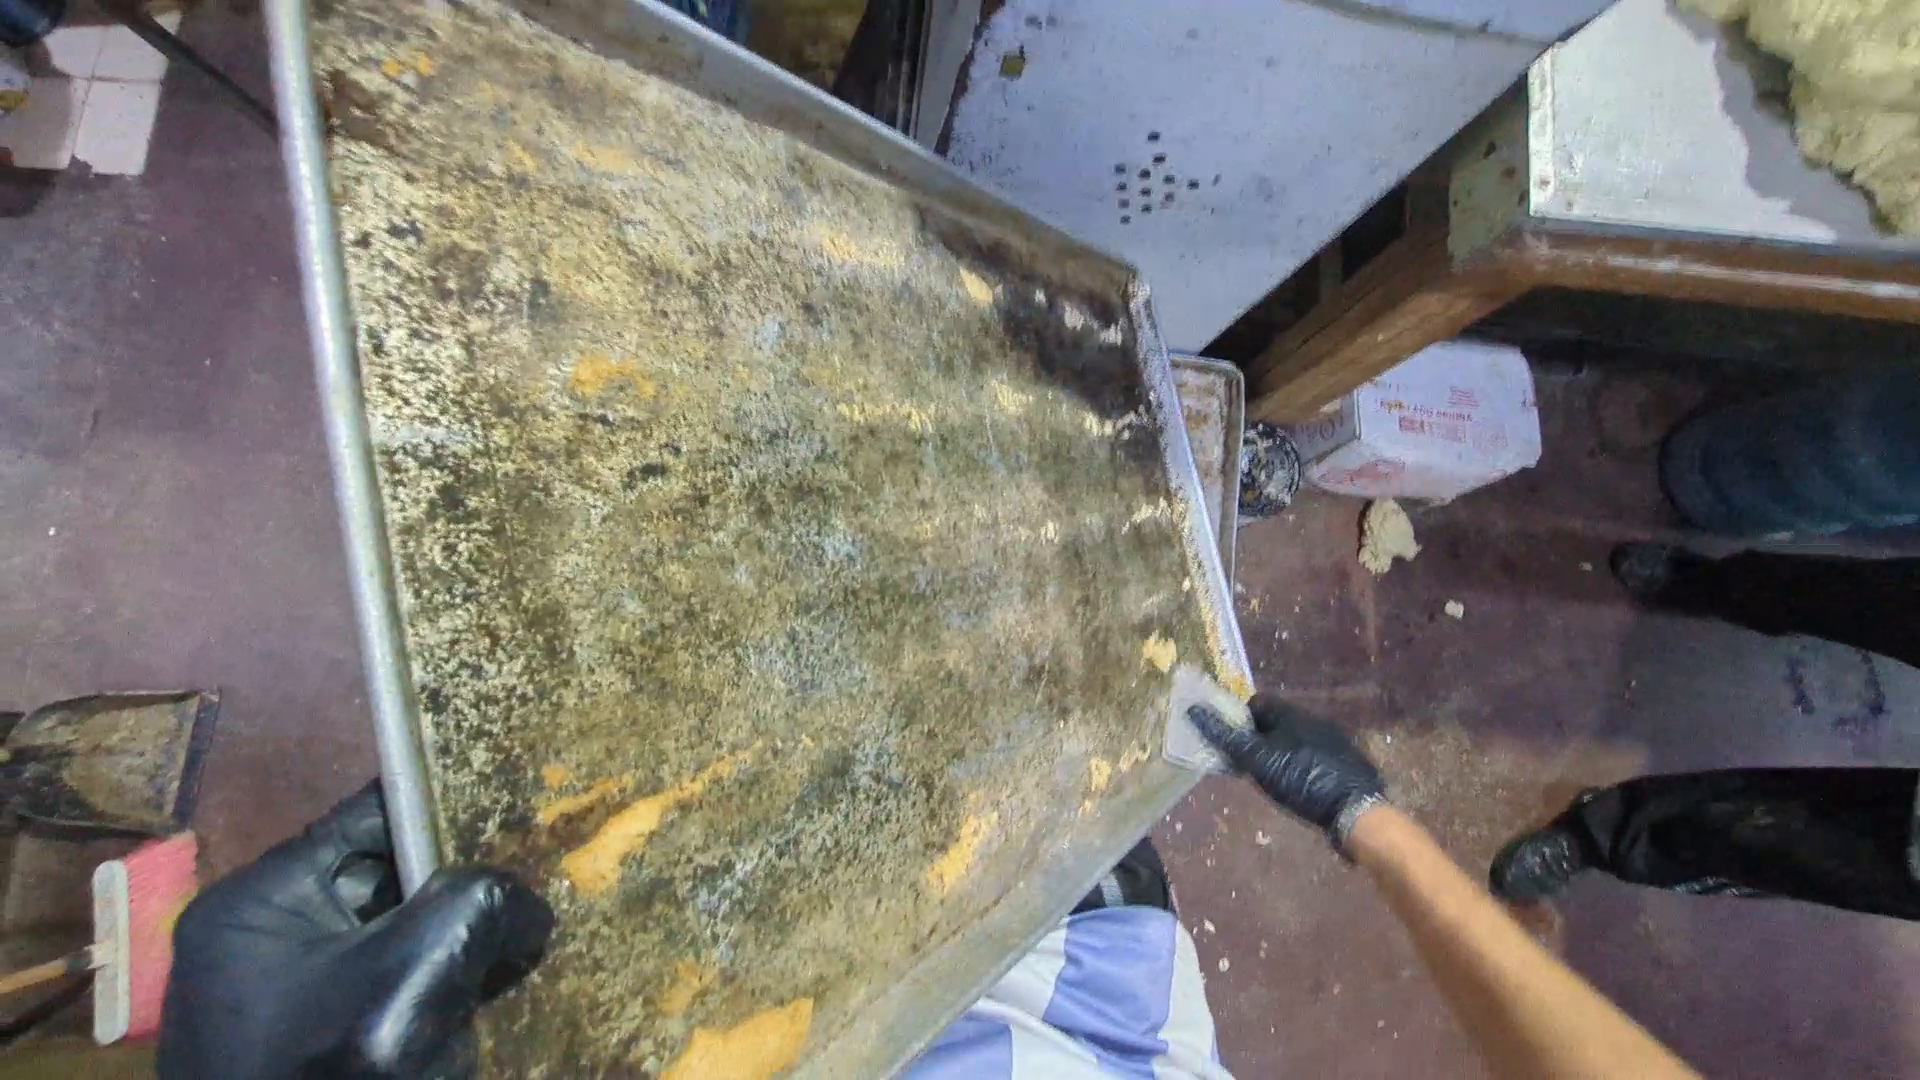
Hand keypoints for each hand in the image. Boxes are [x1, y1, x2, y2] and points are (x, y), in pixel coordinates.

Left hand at [159, 783, 554, 1079]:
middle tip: (544, 862)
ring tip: (535, 916)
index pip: (378, 812)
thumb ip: (485, 902)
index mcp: (265, 901)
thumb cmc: (329, 1074)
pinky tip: (507, 969)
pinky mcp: (332, 1028)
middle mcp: (275, 932)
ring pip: (412, 921)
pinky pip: (409, 971)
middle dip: (471, 869)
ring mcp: (301, 986)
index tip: (527, 799)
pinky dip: (457, 968)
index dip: (454, 801)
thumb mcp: (417, 968)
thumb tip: (528, 911)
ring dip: (471, 924)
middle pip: (398, 867)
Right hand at [1188, 696, 1386, 847]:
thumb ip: (1226, 737)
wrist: (1357, 810)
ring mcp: (1334, 741)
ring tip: (1272, 778)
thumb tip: (1194, 709)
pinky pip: (1315, 755)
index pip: (1257, 703)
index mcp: (1291, 713)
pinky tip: (1300, 787)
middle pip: (1276, 721)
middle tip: (1248, 762)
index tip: (1231, 741)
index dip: (1239, 718)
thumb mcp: (1257, 760)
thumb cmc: (1300, 779)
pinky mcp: (1347, 762)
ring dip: (1281, 751)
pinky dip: (1302, 765)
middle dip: (1259, 737)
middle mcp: (1314, 719)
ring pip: (1296, 739)